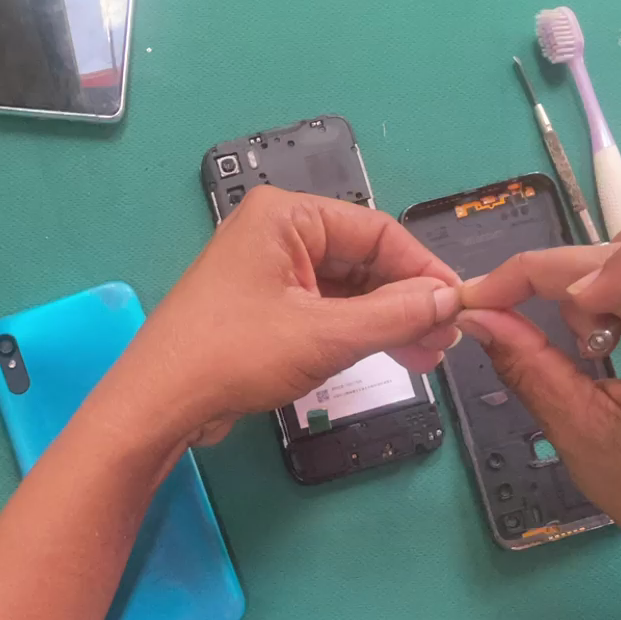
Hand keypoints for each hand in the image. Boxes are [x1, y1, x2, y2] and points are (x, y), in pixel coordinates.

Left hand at [102, 186, 461, 445]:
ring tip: (425, 358)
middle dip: (405, 302)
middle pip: (362, 260)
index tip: (460, 307)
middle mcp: (276, 236)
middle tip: (445, 342)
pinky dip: (352, 333)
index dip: (424, 271)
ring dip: (383, 323)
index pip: (378, 231)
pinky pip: (319, 312)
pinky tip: (385, 355)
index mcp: (287, 216)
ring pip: (343, 291)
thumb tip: (448, 301)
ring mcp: (266, 275)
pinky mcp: (260, 311)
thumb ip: (394, 315)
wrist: (160, 403)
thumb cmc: (235, 355)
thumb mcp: (324, 335)